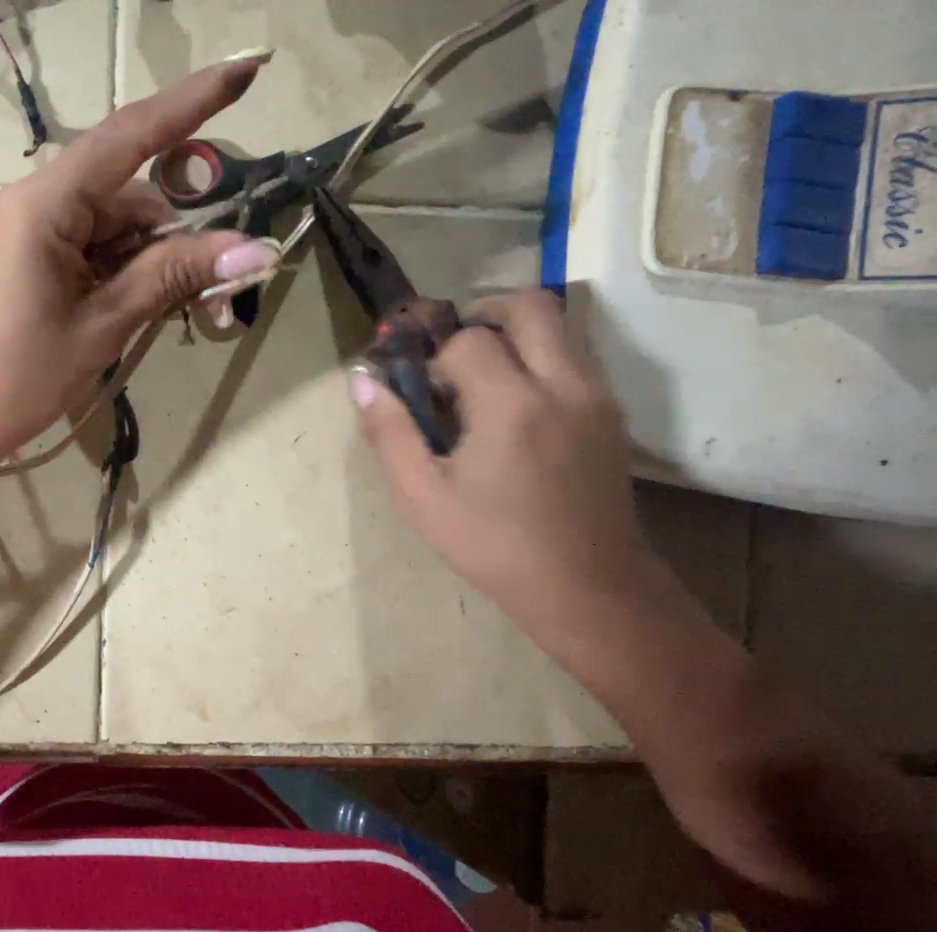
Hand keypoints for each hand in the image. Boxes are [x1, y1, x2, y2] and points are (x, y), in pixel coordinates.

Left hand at [0, 56, 282, 478]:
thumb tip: (254, 247)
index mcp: (40, 205)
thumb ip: (173, 276)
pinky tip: (132, 310)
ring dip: (148, 262)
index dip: (191, 104)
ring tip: (177, 317)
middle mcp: (27, 203)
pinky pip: (83, 247)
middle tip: (217, 293)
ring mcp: (20, 232)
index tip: (247, 69)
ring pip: (108, 225)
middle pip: (124, 193)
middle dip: (174, 236)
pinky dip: (116, 272)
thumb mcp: (102, 325)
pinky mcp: (19, 259)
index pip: (127, 136)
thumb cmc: (18, 380)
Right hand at [352, 289, 658, 631]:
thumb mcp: (421, 497)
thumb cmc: (492, 544)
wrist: (586, 584)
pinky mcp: (612, 413)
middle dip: (483, 313)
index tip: (417, 390)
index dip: (433, 356)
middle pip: (531, 305)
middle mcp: (564, 385)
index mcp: (512, 406)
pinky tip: (512, 406)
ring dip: (515, 334)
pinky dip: (540, 358)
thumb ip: (389, 434)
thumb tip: (361, 382)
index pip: (468, 340)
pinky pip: (576, 356)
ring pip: (561, 326)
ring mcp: (597, 396)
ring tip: (478, 378)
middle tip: (450, 349)